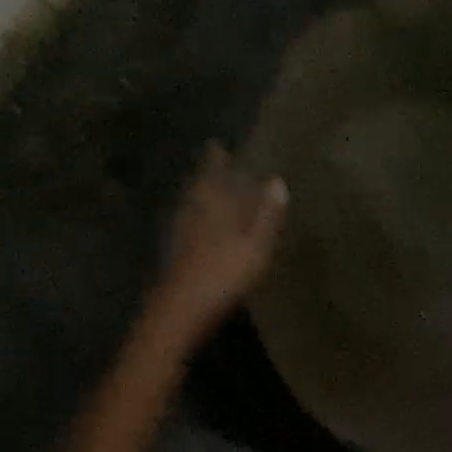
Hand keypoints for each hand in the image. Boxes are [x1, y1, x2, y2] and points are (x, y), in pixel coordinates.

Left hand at [149, 142, 288, 341]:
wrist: (180, 308)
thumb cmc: (223, 274)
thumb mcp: (255, 246)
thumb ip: (266, 214)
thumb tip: (277, 180)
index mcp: (214, 204)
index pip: (214, 173)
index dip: (216, 158)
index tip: (218, 143)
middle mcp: (194, 209)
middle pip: (199, 183)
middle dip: (205, 170)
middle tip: (212, 156)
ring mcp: (180, 229)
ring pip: (189, 200)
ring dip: (197, 189)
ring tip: (205, 183)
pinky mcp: (173, 248)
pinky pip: (185, 219)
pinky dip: (191, 211)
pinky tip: (194, 219)